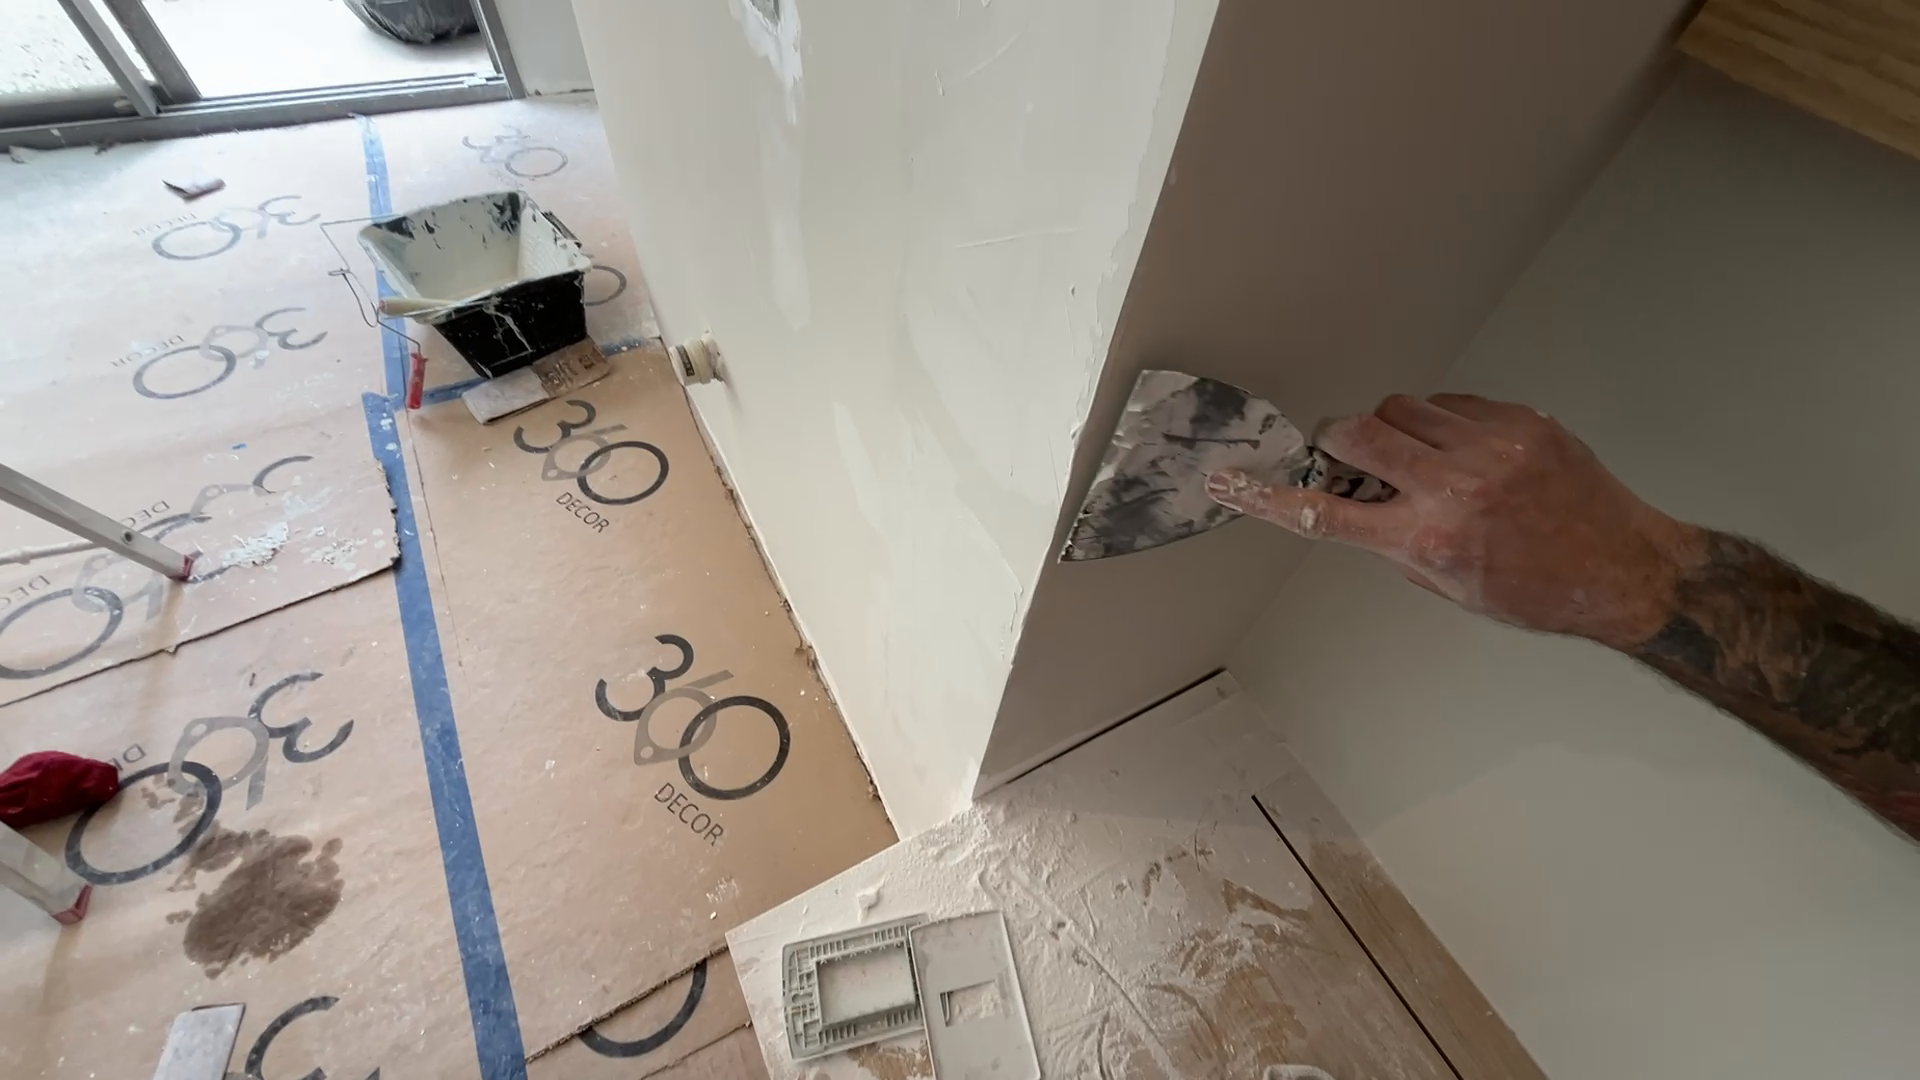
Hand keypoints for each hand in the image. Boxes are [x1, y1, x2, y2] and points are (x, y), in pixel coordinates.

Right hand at [1206, 393, 1701, 649]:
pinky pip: (1448, 402)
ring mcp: (1491, 448)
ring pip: (1398, 408)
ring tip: (1417, 456)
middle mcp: (1453, 488)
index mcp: (1426, 539)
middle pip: (1356, 432)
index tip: (1229, 485)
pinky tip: (1459, 448)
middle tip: (1348, 456)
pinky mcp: (1521, 422)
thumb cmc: (1532, 589)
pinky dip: (1437, 421)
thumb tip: (1357, 496)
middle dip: (1337, 440)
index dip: (1266, 499)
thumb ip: (1388, 536)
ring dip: (1389, 429)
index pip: (1323, 514)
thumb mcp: (1440, 580)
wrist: (1627, 570)